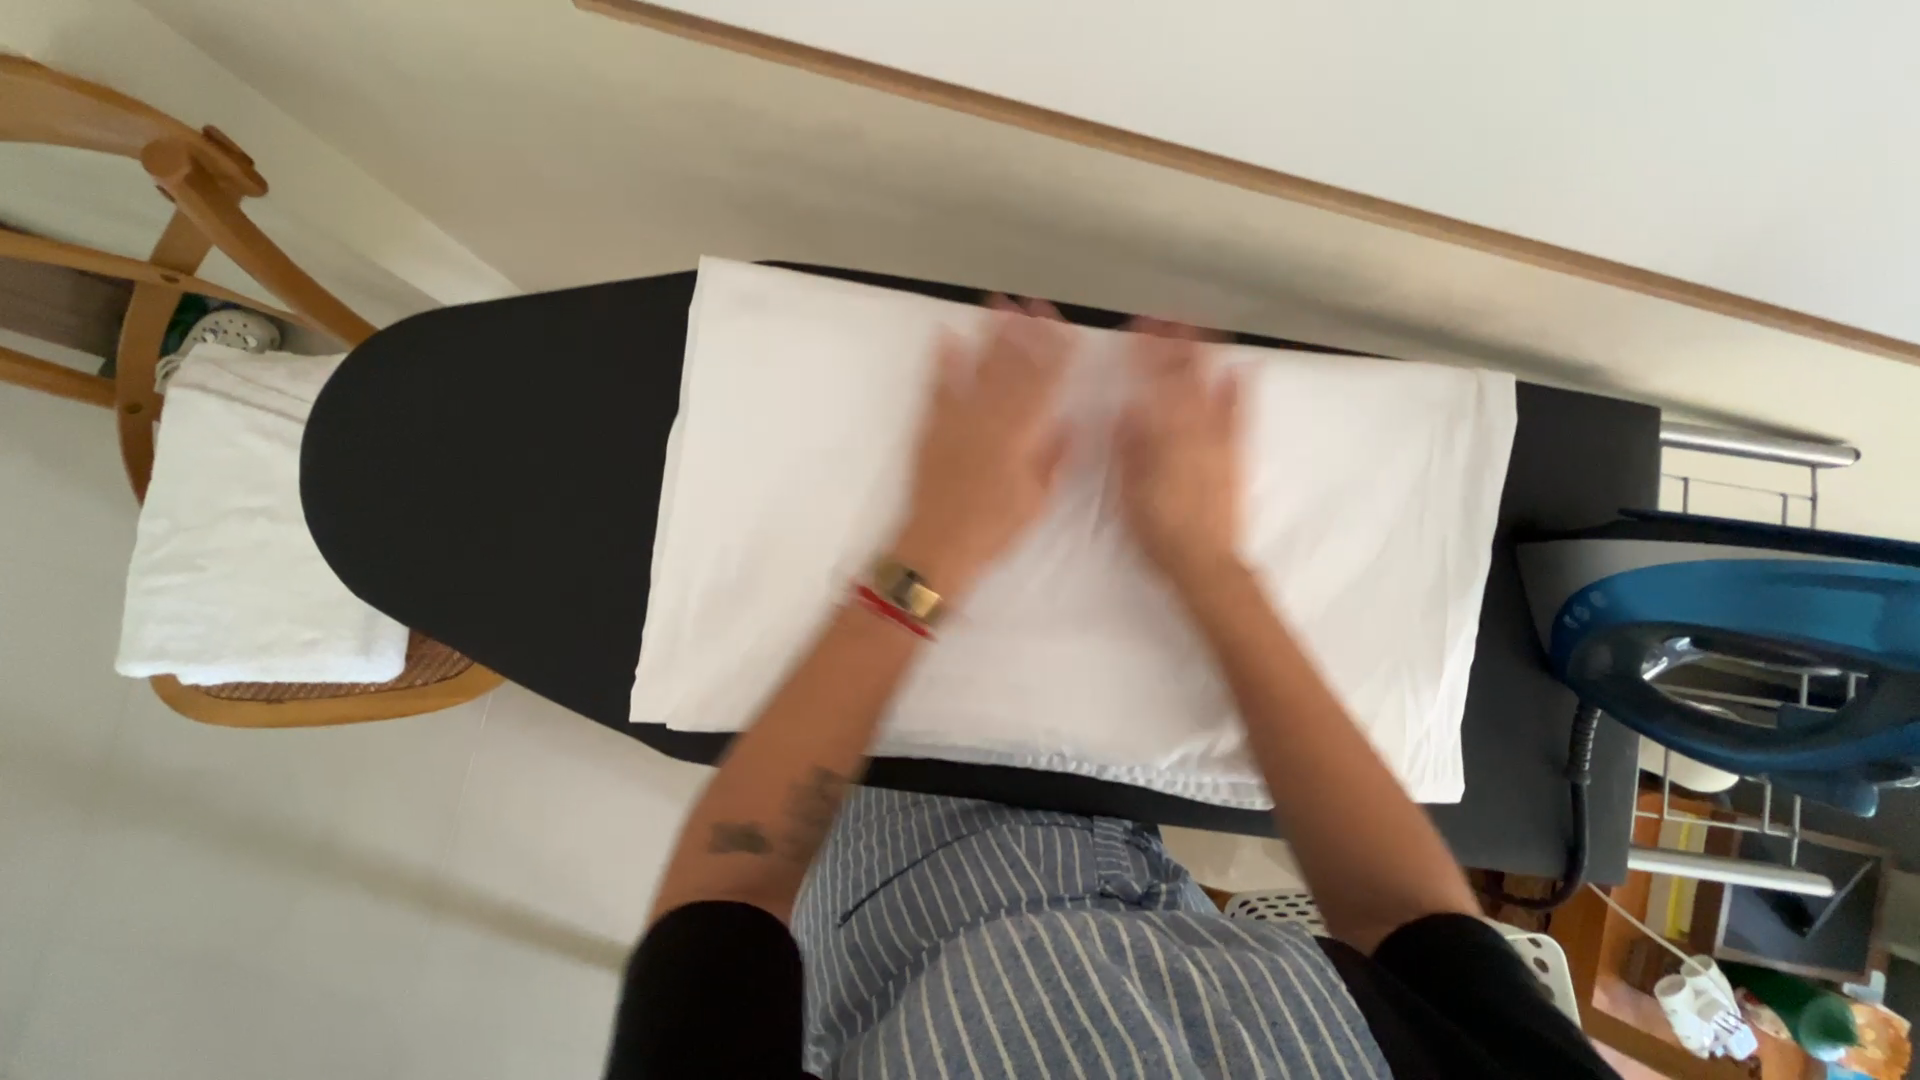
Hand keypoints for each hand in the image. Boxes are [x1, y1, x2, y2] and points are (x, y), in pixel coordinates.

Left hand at [891, 296, 1074, 595]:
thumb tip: (1070, 423)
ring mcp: (958, 419)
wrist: (937, 546)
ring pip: (979, 368)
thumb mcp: (1037, 500)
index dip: (1059, 355)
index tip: (1070, 330)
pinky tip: (947, 334)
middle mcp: (991, 420)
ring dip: (991, 335)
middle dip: (1028, 333)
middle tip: (1036, 304)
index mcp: (1022, 437)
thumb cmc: (993, 529)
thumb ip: (1054, 458)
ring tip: (999, 304)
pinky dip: (942, 359)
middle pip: (1014, 368)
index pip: (1046, 386)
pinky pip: (937, 386)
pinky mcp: (931, 426)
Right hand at [1112, 318, 1244, 587]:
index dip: (1144, 353)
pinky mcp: (1236, 453)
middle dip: (1173, 344)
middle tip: (1165, 317)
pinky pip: (1239, 414)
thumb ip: (1129, 447)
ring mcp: (1219, 439)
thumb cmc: (1158, 530)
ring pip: (1210, 386)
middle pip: (1183, 376)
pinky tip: (1242, 368)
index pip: (1151, 384)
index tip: (1137, 328)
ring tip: (1198, 327)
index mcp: (1162, 437)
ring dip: (1203, 355)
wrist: (1204, 561)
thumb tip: (1128, 410)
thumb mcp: (1128, 492)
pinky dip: (1240, 389)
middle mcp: (1194, 430)